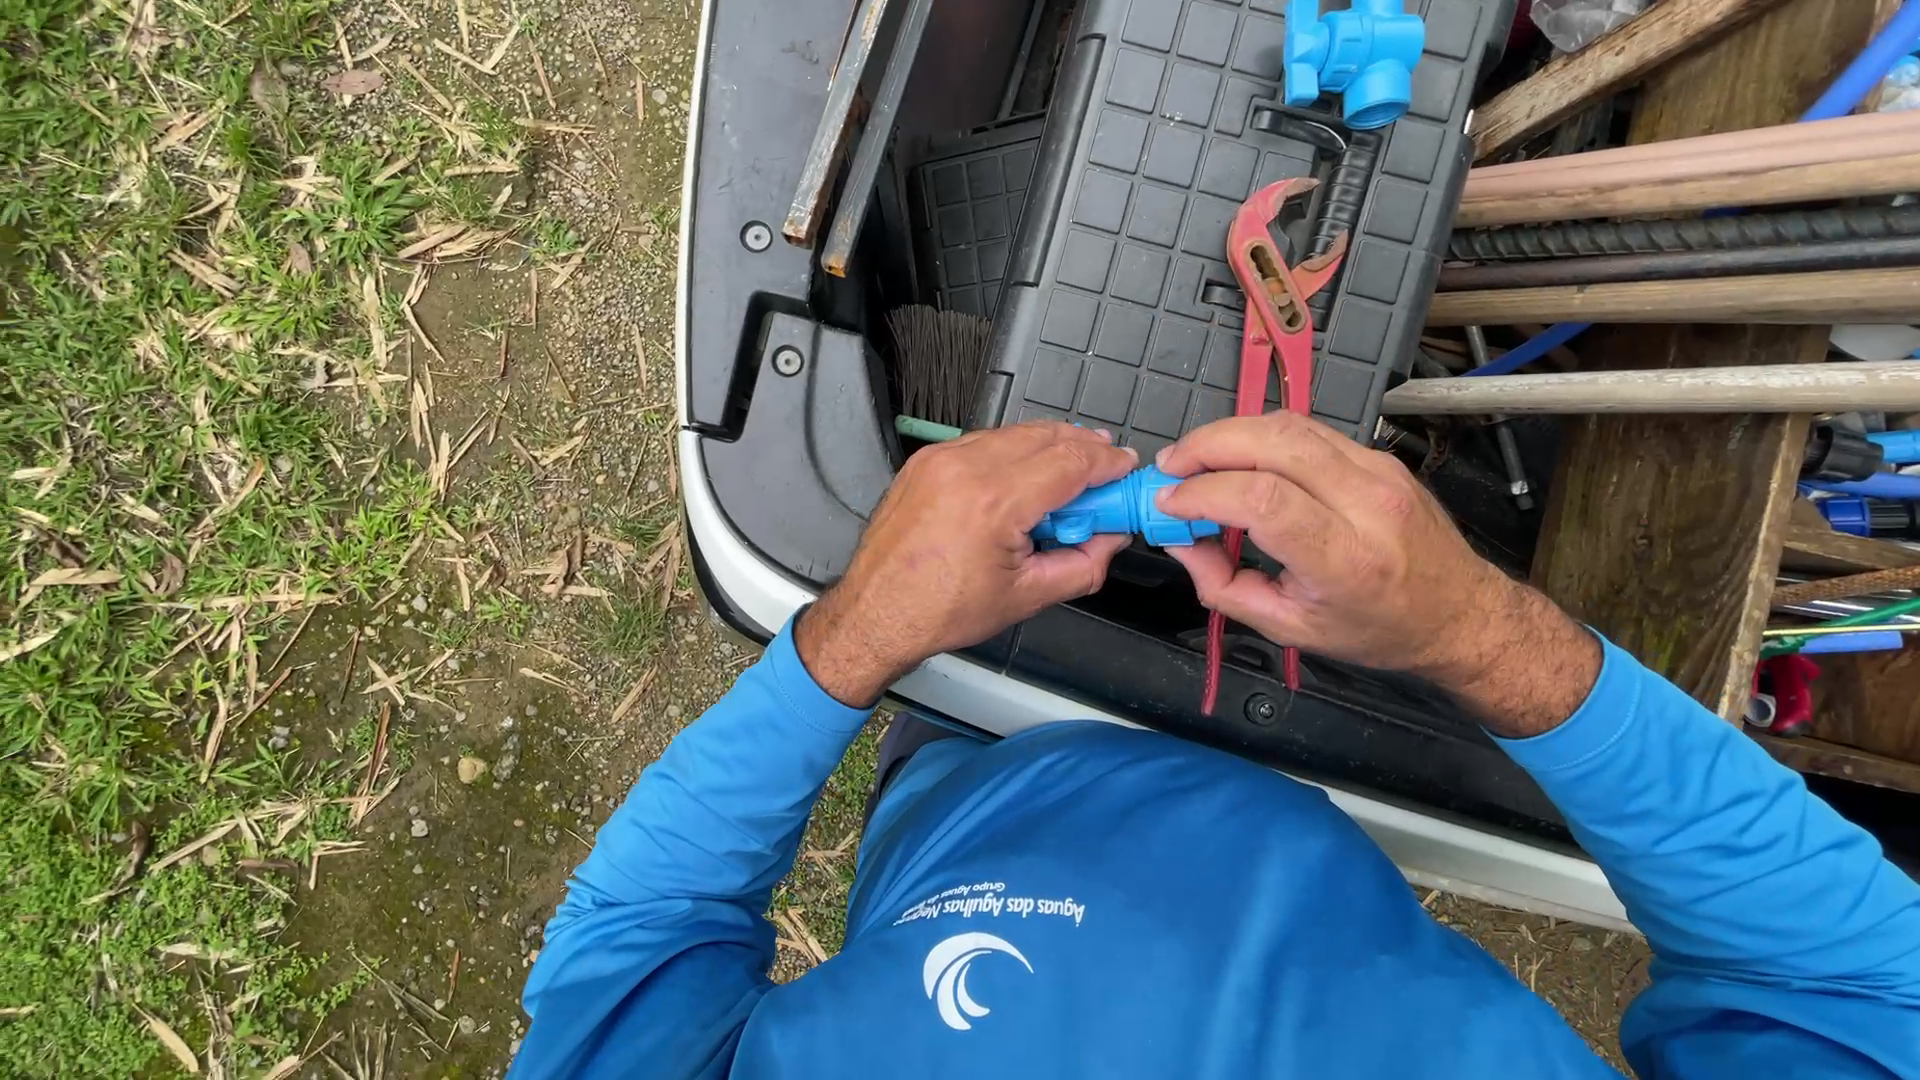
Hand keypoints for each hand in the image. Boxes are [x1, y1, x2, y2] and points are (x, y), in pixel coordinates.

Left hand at [795, 423, 1137, 706]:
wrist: (875, 613)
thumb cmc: (936, 610)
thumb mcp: (1027, 597)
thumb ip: (1084, 564)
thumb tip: (1109, 538)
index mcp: (993, 502)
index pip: (1071, 460)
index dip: (1108, 463)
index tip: (1125, 469)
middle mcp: (964, 468)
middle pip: (1047, 435)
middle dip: (1085, 449)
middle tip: (1104, 475)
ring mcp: (940, 459)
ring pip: (1015, 432)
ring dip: (1050, 448)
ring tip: (1067, 481)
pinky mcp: (926, 461)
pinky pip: (984, 441)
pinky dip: (1013, 452)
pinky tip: (1024, 478)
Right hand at [1154, 413, 1598, 736]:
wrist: (1460, 613)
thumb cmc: (1375, 629)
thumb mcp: (1288, 627)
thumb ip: (1222, 585)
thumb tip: (1179, 541)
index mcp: (1345, 559)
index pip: (1263, 500)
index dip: (1202, 493)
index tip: (1167, 502)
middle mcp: (1367, 504)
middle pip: (1274, 443)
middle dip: (1207, 445)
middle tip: (1169, 466)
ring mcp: (1378, 471)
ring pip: (1288, 425)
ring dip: (1228, 433)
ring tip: (1192, 458)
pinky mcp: (1378, 455)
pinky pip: (1306, 431)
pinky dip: (1258, 437)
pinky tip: (1234, 457)